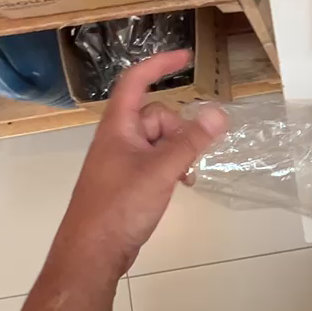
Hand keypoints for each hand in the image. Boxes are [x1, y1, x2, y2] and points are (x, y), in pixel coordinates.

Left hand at [55, 50, 227, 280]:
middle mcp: (117, 138)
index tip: (187, 58)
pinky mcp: (127, 181)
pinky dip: (172, 166)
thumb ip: (192, 142)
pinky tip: (181, 184)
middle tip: (191, 153)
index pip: (135, 81)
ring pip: (159, 140)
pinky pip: (155, 160)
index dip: (159, 65)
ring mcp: (121, 160)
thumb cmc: (120, 206)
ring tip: (187, 174)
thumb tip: (219, 113)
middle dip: (179, 129)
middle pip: (156, 115)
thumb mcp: (162, 171)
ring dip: (179, 151)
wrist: (92, 252)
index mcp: (117, 126)